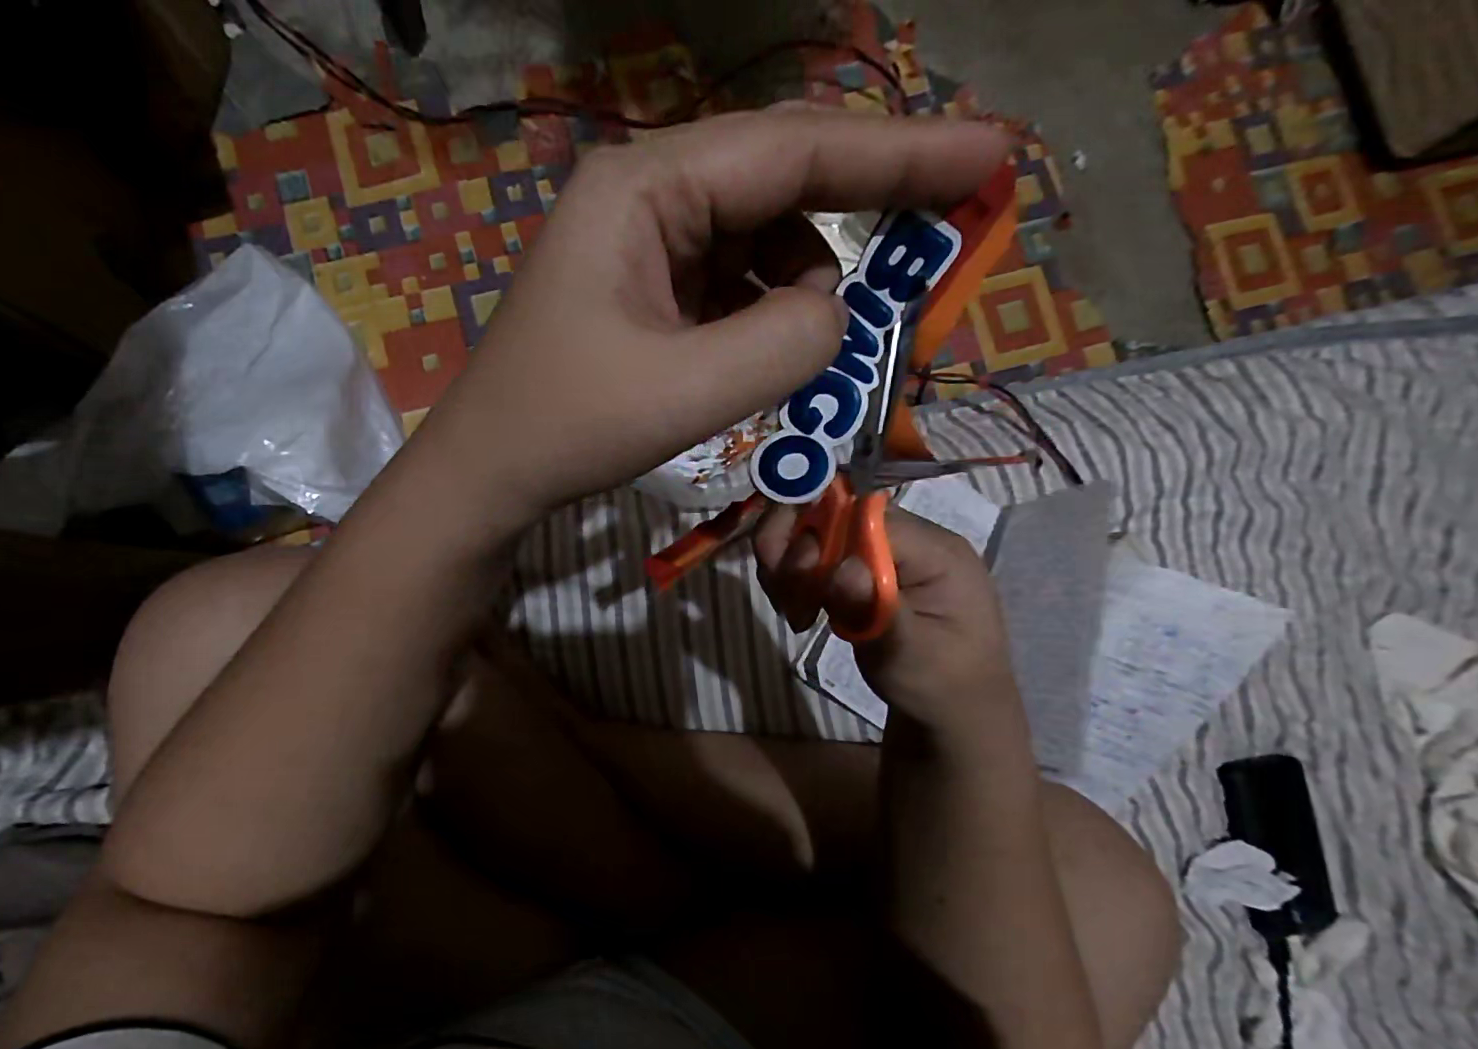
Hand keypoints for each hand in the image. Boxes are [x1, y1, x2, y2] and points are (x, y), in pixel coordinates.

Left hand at [401, 109, 1008, 524]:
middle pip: (774, 180)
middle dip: (859, 208)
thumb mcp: (688, 389)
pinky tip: (770, 346)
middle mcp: (637, 194)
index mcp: (642, 188)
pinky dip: (760, 306)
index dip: (899, 153)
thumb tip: (838, 310)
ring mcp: (631, 242)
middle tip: (941, 236)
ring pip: (751, 234)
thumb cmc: (567, 427)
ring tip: (825, 334)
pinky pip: (720, 277)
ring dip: (802, 277)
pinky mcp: (632, 287)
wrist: (486, 472)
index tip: (991, 155)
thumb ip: (787, 340)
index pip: (792, 148)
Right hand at [755, 505, 1015, 723]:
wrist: (954, 712)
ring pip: (815, 533)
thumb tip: (842, 568)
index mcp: (932, 549)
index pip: (860, 512)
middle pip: (831, 514)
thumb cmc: (940, 684)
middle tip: (786, 601)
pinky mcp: (865, 568)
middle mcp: (907, 539)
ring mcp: (884, 553)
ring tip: (795, 613)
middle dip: (794, 551)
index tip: (791, 576)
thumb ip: (874, 608)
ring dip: (789, 568)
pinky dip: (795, 578)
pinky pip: (817, 555)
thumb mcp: (909, 653)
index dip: (816, 532)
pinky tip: (800, 610)